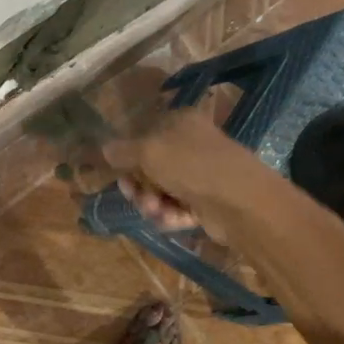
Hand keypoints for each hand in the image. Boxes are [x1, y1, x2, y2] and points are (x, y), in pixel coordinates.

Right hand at [102, 108, 267, 230]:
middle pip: (150, 166)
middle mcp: (191, 145)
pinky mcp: (205, 202)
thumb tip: (104, 148)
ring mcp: (200, 174)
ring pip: (161, 190)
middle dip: (139, 185)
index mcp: (180, 122)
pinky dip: (170, 215)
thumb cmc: (192, 166)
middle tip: (133, 194)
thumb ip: (122, 150)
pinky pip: (176, 208)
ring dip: (152, 203)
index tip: (117, 171)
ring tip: (155, 211)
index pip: (145, 133)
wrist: (240, 202)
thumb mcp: (148, 152)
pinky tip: (171, 220)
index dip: (127, 154)